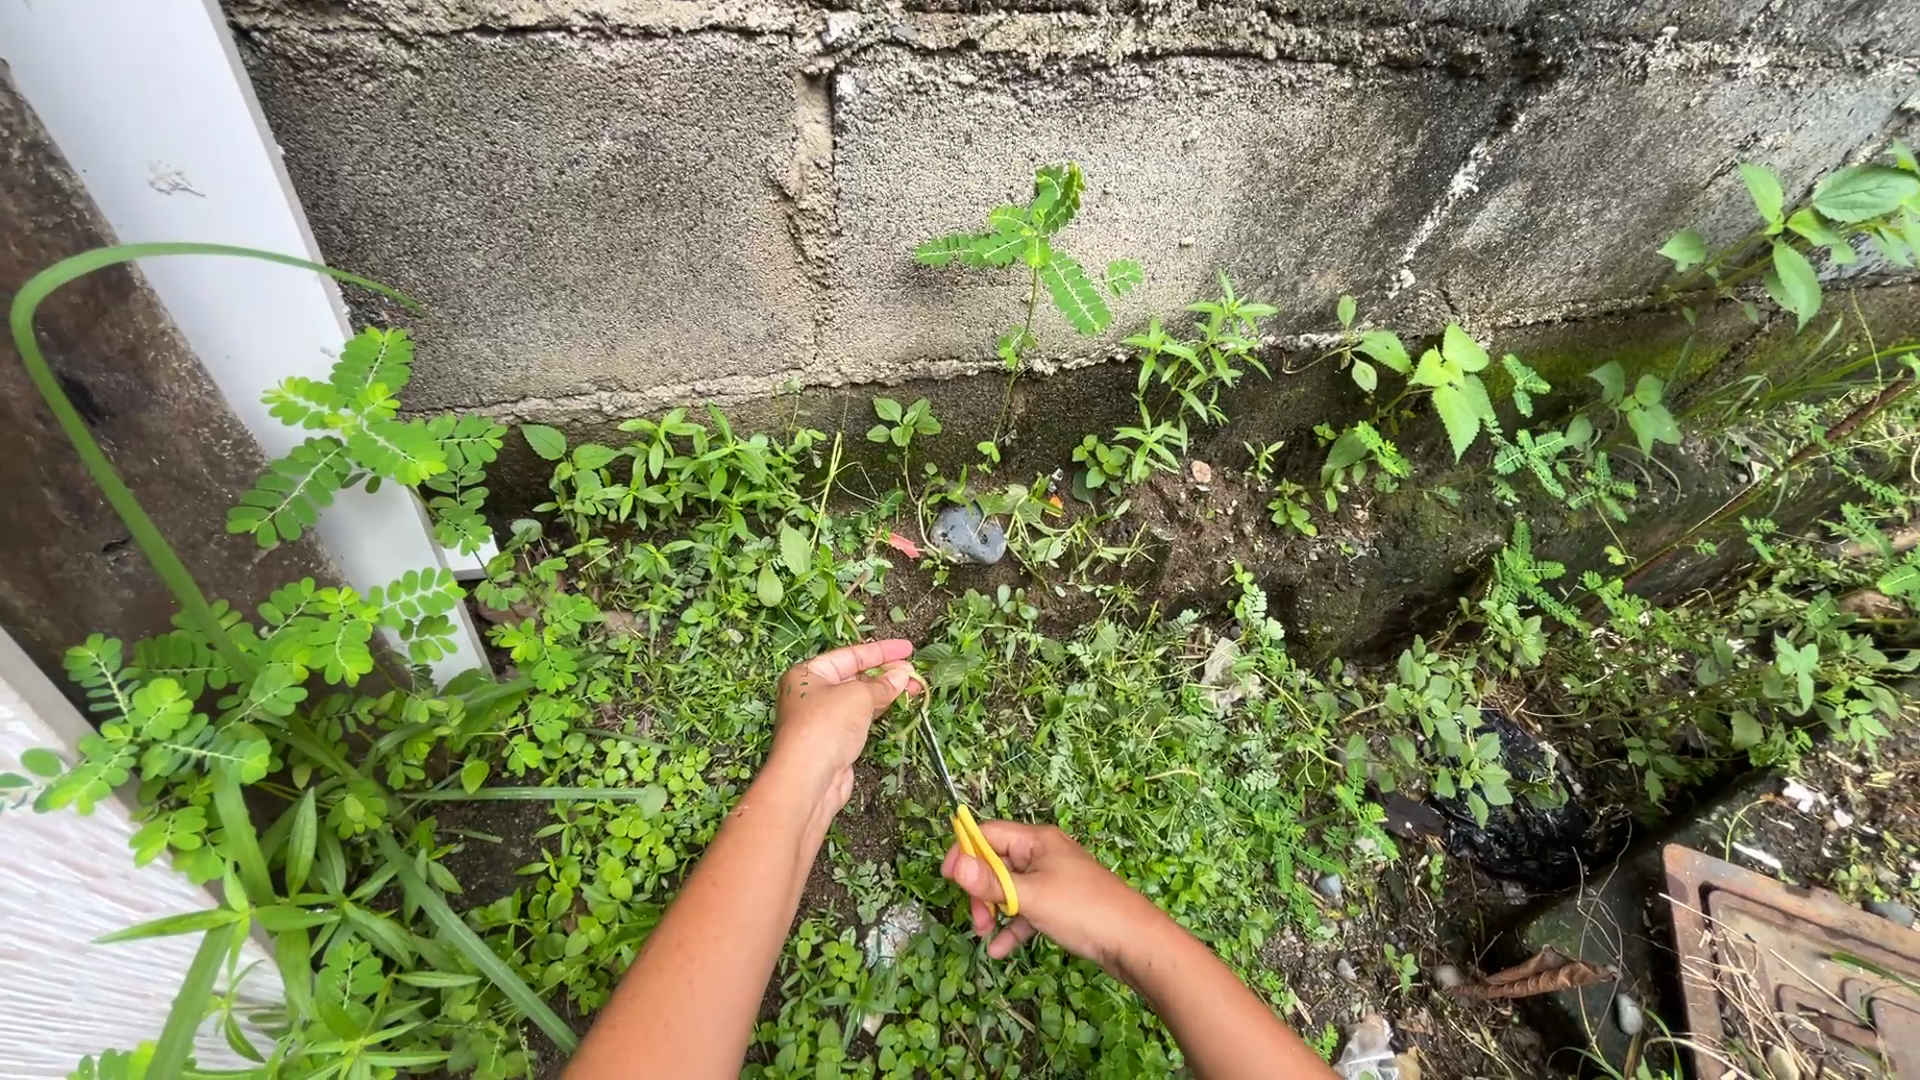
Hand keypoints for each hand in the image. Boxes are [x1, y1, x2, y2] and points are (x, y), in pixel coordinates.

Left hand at [769, 639, 922, 811]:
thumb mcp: (857, 696)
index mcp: (809, 674)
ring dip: (886, 692)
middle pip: (855, 676)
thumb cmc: (826, 727)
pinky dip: (879, 710)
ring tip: (914, 689)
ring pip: (860, 698)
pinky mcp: (834, 741)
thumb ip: (882, 685)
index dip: (882, 651)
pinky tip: (897, 706)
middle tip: (915, 674)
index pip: (851, 655)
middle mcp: (812, 693)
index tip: (908, 649)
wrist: (808, 781)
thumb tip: (901, 677)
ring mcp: (823, 719)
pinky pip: (860, 718)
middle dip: (887, 673)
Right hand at [940, 821, 1165, 979]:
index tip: (948, 878)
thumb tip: (954, 864)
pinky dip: (1014, 925)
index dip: (965, 851)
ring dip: (995, 909)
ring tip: (985, 934)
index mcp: (1037, 840)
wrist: (1135, 942)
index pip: (989, 833)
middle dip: (981, 889)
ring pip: (1012, 887)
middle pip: (998, 861)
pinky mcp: (1062, 903)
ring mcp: (1054, 878)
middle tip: (976, 918)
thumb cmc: (1083, 909)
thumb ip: (991, 883)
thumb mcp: (1031, 896)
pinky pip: (1028, 908)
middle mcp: (1044, 853)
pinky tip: (1000, 950)